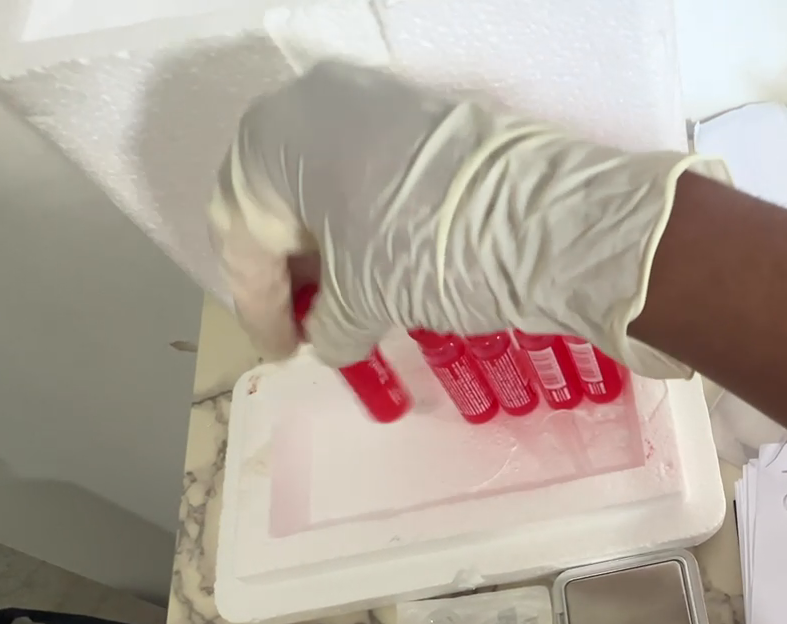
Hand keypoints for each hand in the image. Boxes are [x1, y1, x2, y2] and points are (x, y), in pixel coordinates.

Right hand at [208, 61, 714, 375]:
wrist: (545, 222)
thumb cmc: (428, 252)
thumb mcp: (367, 295)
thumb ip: (332, 321)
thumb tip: (328, 341)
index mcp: (277, 137)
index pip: (241, 228)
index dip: (257, 303)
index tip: (281, 353)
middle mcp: (322, 107)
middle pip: (288, 206)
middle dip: (300, 279)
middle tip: (316, 334)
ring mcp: (385, 112)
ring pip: (339, 197)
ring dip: (342, 263)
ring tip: (357, 318)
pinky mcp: (437, 133)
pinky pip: (383, 190)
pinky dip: (379, 239)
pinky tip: (394, 281)